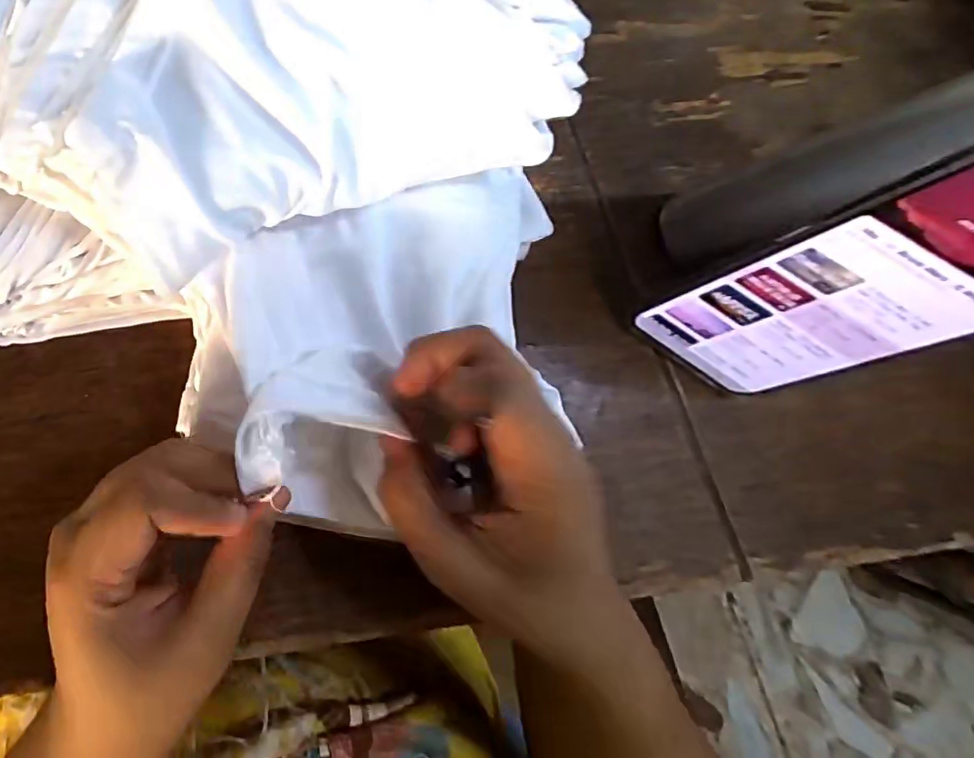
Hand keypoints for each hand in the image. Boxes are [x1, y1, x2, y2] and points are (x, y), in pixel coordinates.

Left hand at [17, 439, 282, 757]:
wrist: (98, 724)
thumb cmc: (146, 698)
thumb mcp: (203, 647)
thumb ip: (237, 573)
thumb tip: (270, 503)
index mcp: (82, 568)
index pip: (141, 501)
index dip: (200, 500)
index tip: (250, 514)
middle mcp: (76, 529)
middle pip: (145, 472)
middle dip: (207, 475)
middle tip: (260, 494)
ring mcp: (86, 519)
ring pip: (151, 465)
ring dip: (203, 472)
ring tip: (249, 495)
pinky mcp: (104, 519)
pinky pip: (152, 480)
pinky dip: (193, 481)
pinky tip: (225, 498)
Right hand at [376, 326, 618, 657]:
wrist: (582, 623)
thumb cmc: (521, 600)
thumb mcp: (449, 565)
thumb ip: (408, 499)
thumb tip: (391, 436)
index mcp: (541, 466)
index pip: (498, 385)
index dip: (440, 376)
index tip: (397, 401)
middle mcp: (549, 433)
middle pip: (490, 350)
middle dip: (433, 356)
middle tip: (400, 393)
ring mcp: (545, 428)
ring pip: (487, 360)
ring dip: (440, 376)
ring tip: (419, 424)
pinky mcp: (532, 433)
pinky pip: (487, 387)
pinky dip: (451, 395)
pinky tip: (441, 442)